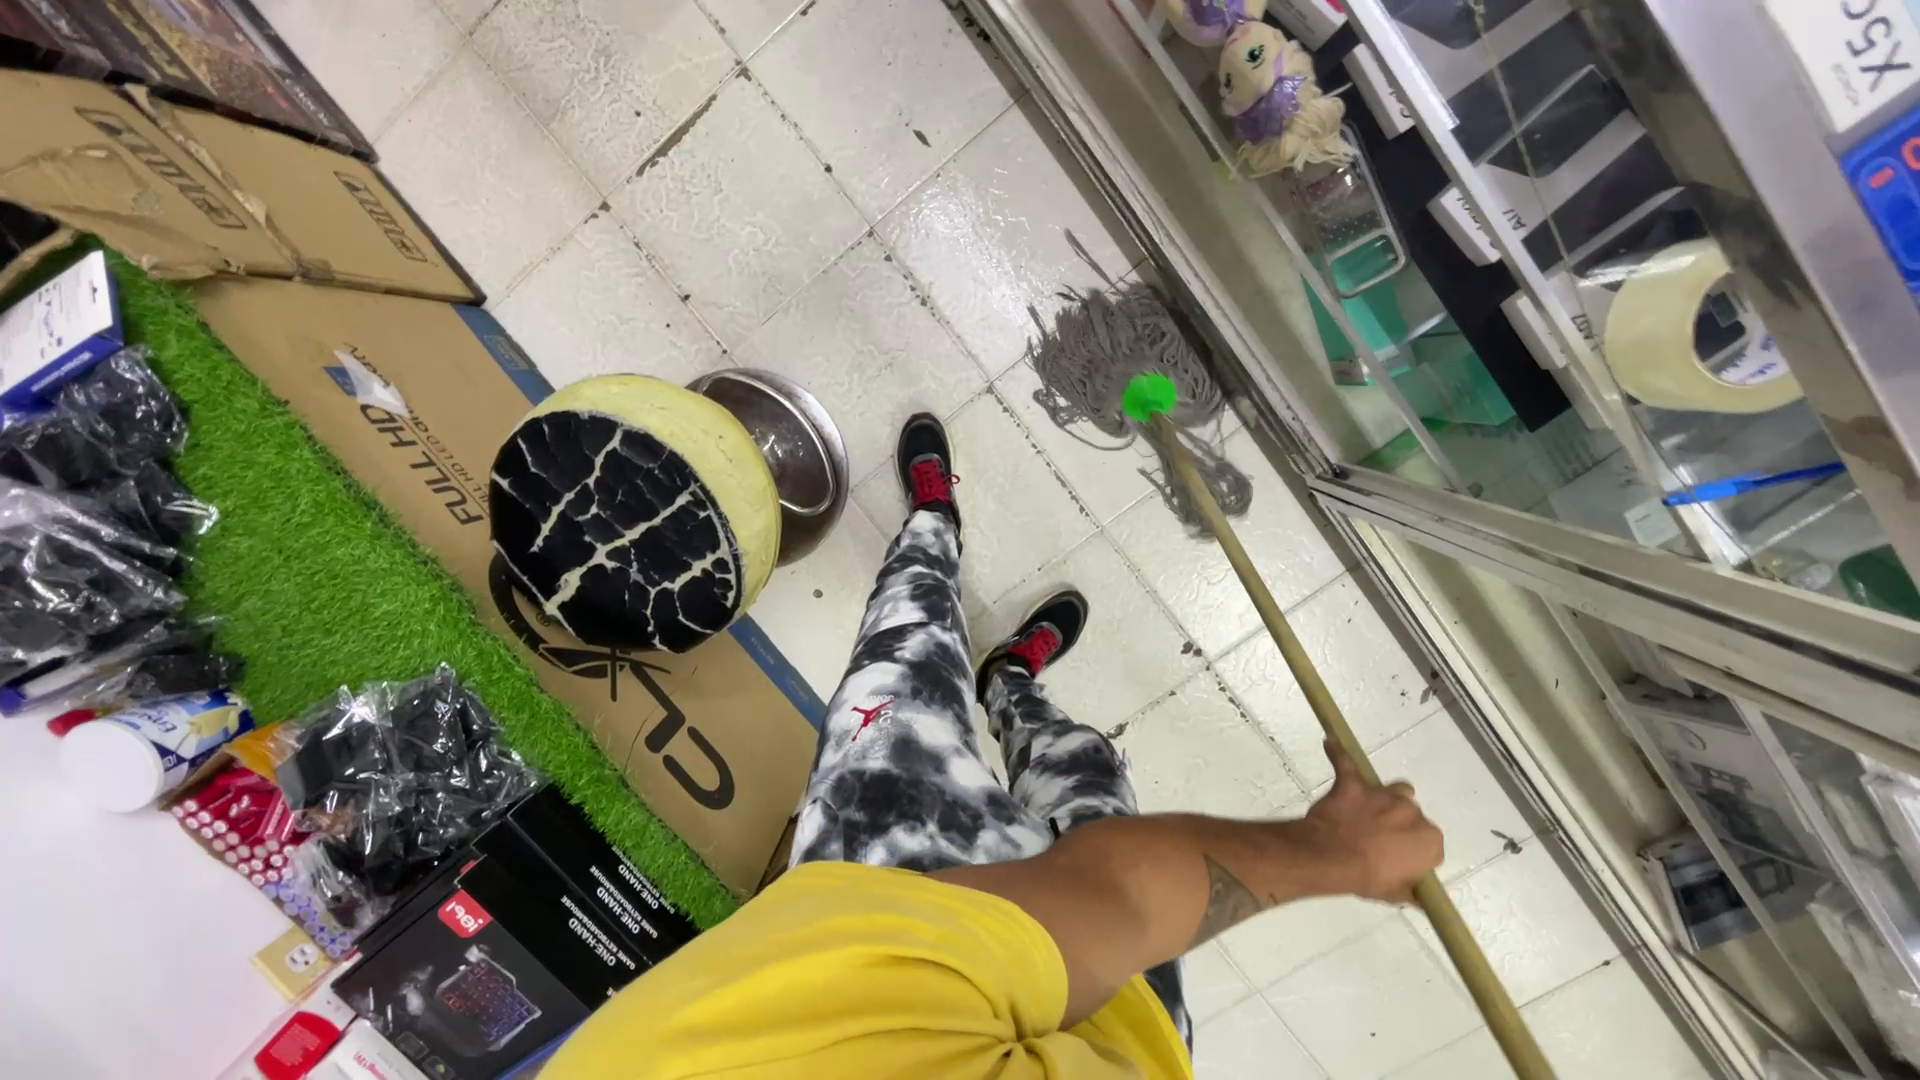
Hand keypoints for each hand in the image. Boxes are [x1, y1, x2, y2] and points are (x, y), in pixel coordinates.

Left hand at [1296, 738, 1442, 903]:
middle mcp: (1412, 811)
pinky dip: (1338, 753)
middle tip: (1377, 839)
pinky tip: (1331, 743)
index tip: (1395, 859)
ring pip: (1394, 790)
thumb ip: (1411, 891)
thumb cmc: (1368, 878)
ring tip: (1370, 809)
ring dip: (1385, 798)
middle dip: (1398, 825)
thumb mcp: (1396, 894)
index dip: (1411, 851)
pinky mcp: (1354, 784)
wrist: (1332, 857)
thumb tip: (1420, 899)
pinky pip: (1344, 762)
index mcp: (1430, 839)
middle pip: (1411, 815)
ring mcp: (1382, 794)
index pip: (1428, 843)